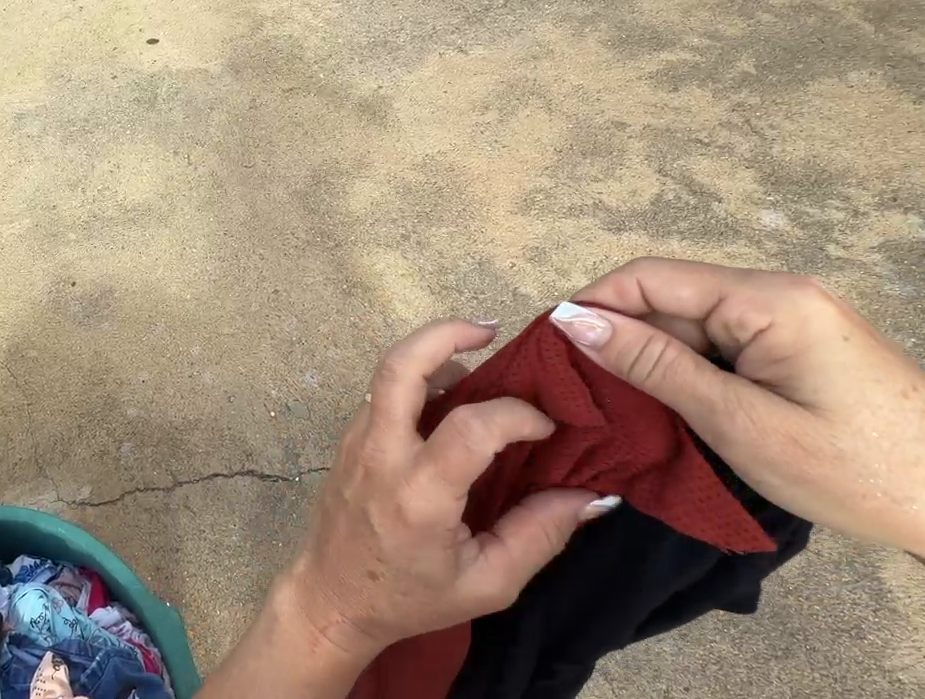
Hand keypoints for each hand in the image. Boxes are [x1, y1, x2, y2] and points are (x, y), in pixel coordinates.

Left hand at [282, 319, 602, 655]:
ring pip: (387, 374)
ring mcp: (357, 439)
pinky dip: (415, 378)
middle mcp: (380, 454)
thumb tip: (592, 494)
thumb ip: (539, 535)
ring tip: (478, 362)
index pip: (469, 427)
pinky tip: (449, 393)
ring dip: (430, 354)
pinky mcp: (349, 437)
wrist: (332, 592)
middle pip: (398, 367)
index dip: (516, 414)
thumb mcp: (488, 583)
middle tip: (490, 329)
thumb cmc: (410, 595)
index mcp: (418, 495)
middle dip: (443, 335)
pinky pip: (383, 393)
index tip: (547, 425)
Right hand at [553, 258, 924, 592]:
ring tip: (619, 400)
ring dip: (648, 355)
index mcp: (768, 299)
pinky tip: (669, 401)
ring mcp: (790, 318)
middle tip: (580, 387)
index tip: (552, 350)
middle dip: (618, 335)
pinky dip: (682, 367)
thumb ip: (650, 363)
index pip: (646, 277)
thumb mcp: (738, 421)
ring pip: (686, 321)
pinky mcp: (795, 344)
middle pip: (665, 297)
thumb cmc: (861, 473)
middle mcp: (777, 293)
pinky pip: (715, 340)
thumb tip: (568, 318)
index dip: (591, 305)